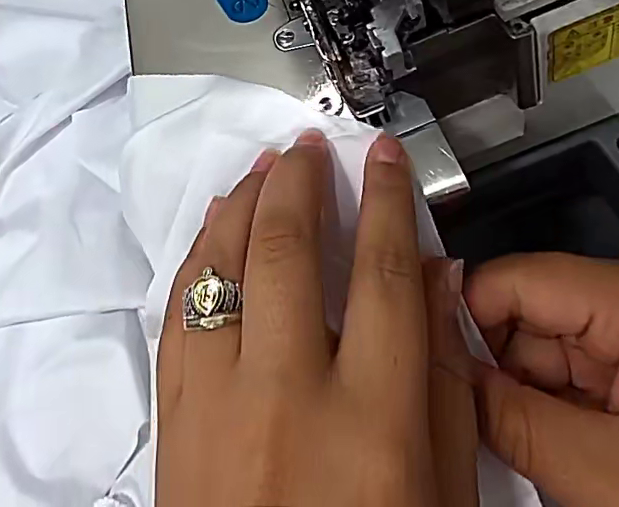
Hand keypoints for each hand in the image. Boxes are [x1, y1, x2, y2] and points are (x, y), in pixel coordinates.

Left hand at [155, 130, 478, 506]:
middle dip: (301, 182)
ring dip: (246, 201)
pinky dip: (201, 251)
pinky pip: (181, 306)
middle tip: (309, 147)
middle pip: (289, 251)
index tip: (383, 156)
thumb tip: (434, 276)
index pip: (381, 273)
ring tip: (266, 166)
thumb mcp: (439, 492)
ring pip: (225, 265)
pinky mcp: (175, 414)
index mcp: (370, 422)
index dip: (386, 200)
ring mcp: (218, 401)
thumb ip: (443, 381)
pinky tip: (218, 221)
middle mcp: (287, 397)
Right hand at [467, 254, 618, 506]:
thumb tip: (447, 375)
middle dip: (487, 364)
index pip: (510, 278)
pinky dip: (542, 413)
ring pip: (534, 350)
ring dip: (513, 395)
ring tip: (507, 446)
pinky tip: (542, 452)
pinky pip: (563, 380)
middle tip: (462, 418)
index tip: (426, 358)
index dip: (460, 315)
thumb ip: (522, 420)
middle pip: (518, 312)